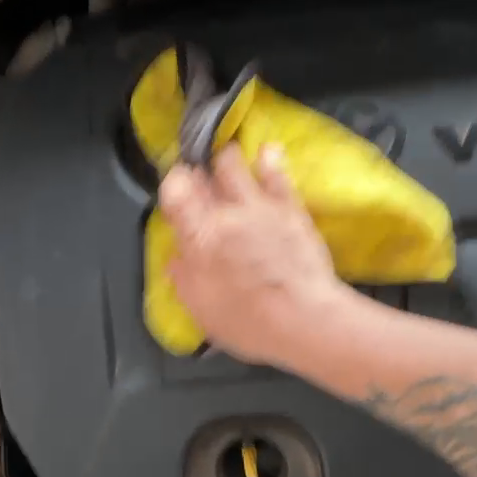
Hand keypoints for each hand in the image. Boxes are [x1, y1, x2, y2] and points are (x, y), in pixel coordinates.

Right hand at [158, 144, 355, 367]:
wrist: (304, 319)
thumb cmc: (249, 324)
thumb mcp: (202, 311)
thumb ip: (185, 279)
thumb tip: (177, 259)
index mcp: (199, 238)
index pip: (174, 190)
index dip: (172, 186)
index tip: (176, 196)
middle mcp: (225, 213)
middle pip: (201, 173)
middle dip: (196, 174)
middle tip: (198, 183)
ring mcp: (259, 206)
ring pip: (233, 162)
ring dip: (225, 160)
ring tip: (226, 165)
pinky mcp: (290, 207)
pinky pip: (276, 172)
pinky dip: (268, 159)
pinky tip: (267, 153)